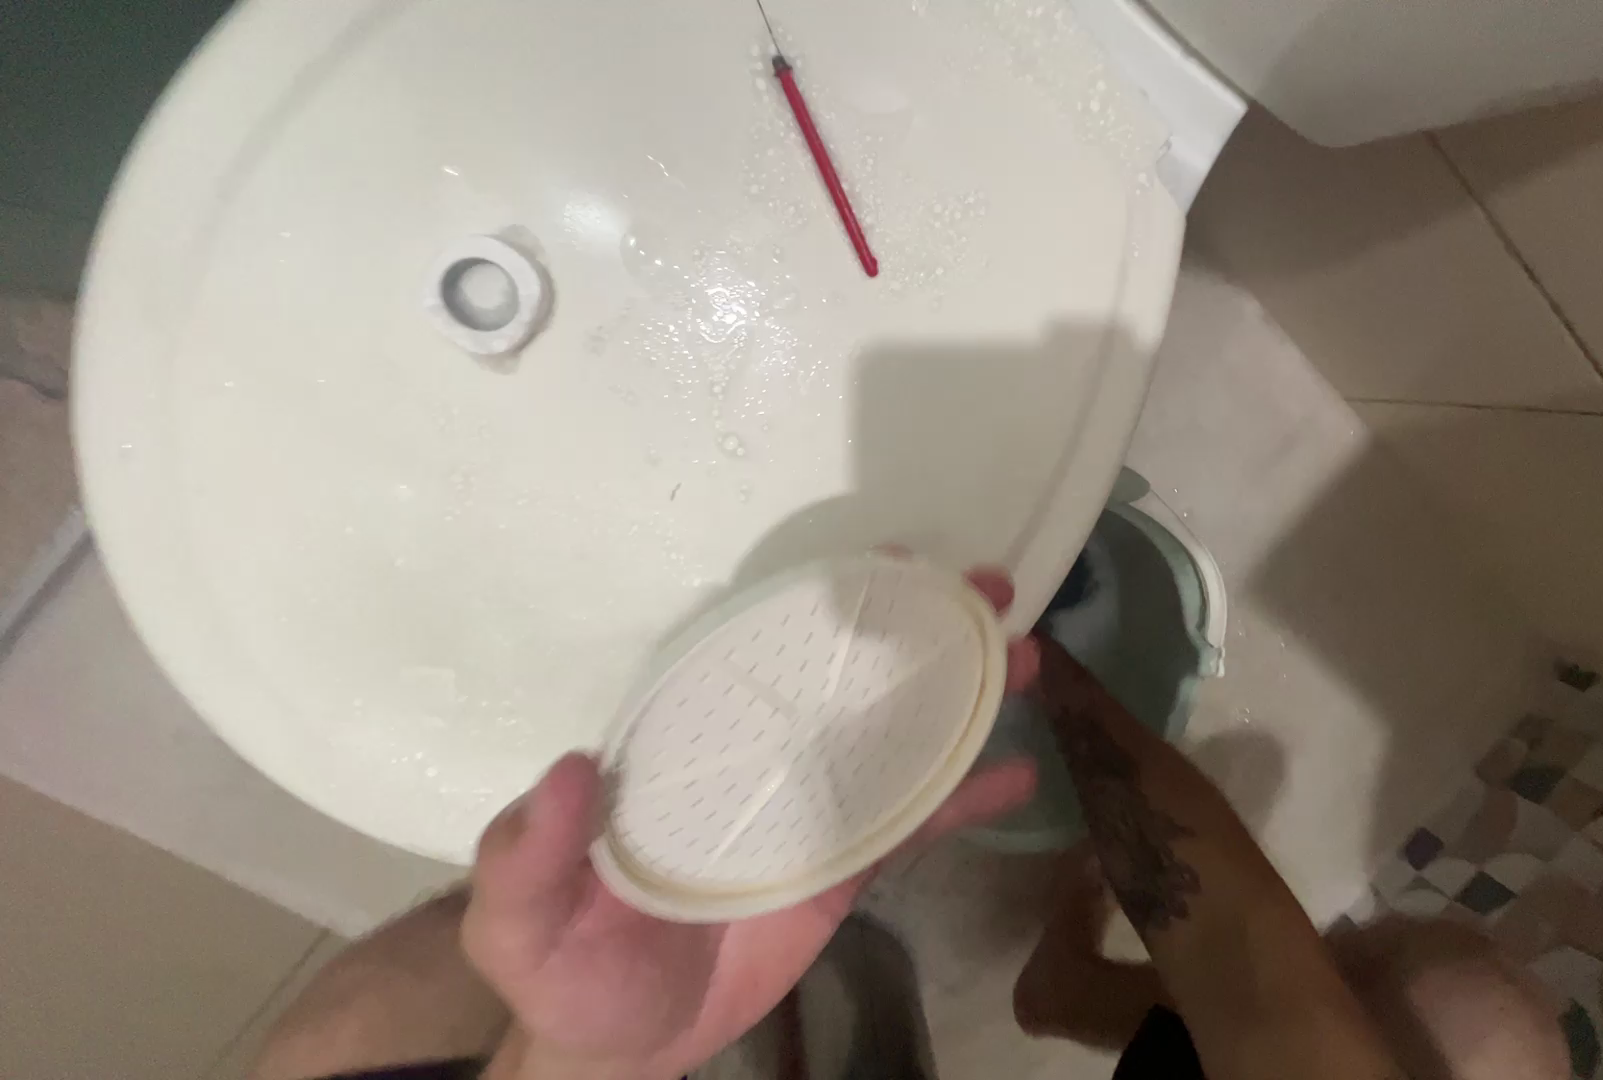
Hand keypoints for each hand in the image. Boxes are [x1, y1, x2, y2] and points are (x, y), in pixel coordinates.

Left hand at [463, 569, 1039, 1079]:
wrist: (633, 1046)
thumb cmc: (572, 968)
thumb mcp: (521, 920)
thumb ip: (529, 854)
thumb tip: (574, 766)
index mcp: (703, 737)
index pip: (767, 651)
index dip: (828, 601)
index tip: (892, 562)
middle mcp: (772, 752)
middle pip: (855, 678)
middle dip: (922, 628)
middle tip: (986, 592)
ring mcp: (822, 804)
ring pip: (902, 735)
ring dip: (962, 694)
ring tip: (1020, 656)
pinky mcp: (855, 861)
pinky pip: (919, 820)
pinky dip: (967, 796)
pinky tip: (1017, 773)